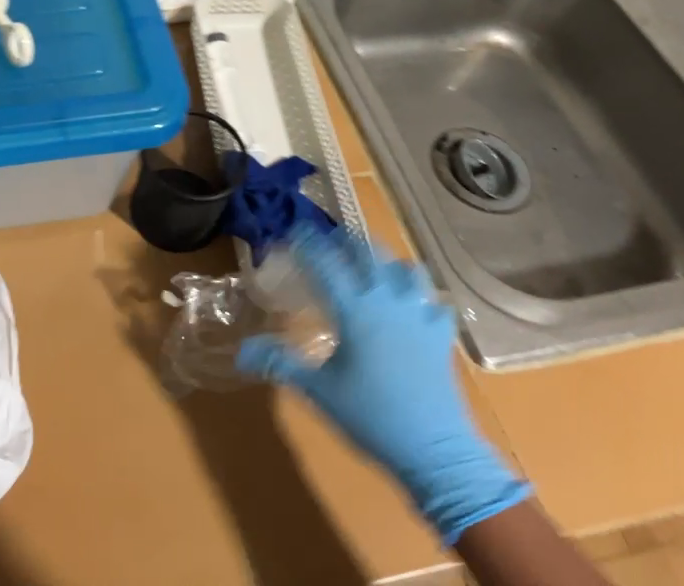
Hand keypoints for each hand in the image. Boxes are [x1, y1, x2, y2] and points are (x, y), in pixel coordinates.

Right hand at [237, 233, 529, 544]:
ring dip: (388, 262)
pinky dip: (423, 297)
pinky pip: (436, 303)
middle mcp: (388, 302)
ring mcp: (420, 316)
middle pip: (370, 254)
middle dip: (349, 241)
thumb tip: (242, 351)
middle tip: (332, 240)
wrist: (434, 451)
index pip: (327, 264)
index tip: (296, 233)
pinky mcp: (441, 336)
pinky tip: (414, 306)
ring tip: (374, 267)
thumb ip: (280, 363)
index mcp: (355, 310)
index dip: (310, 245)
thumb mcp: (318, 390)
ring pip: (408, 270)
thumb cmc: (369, 417)